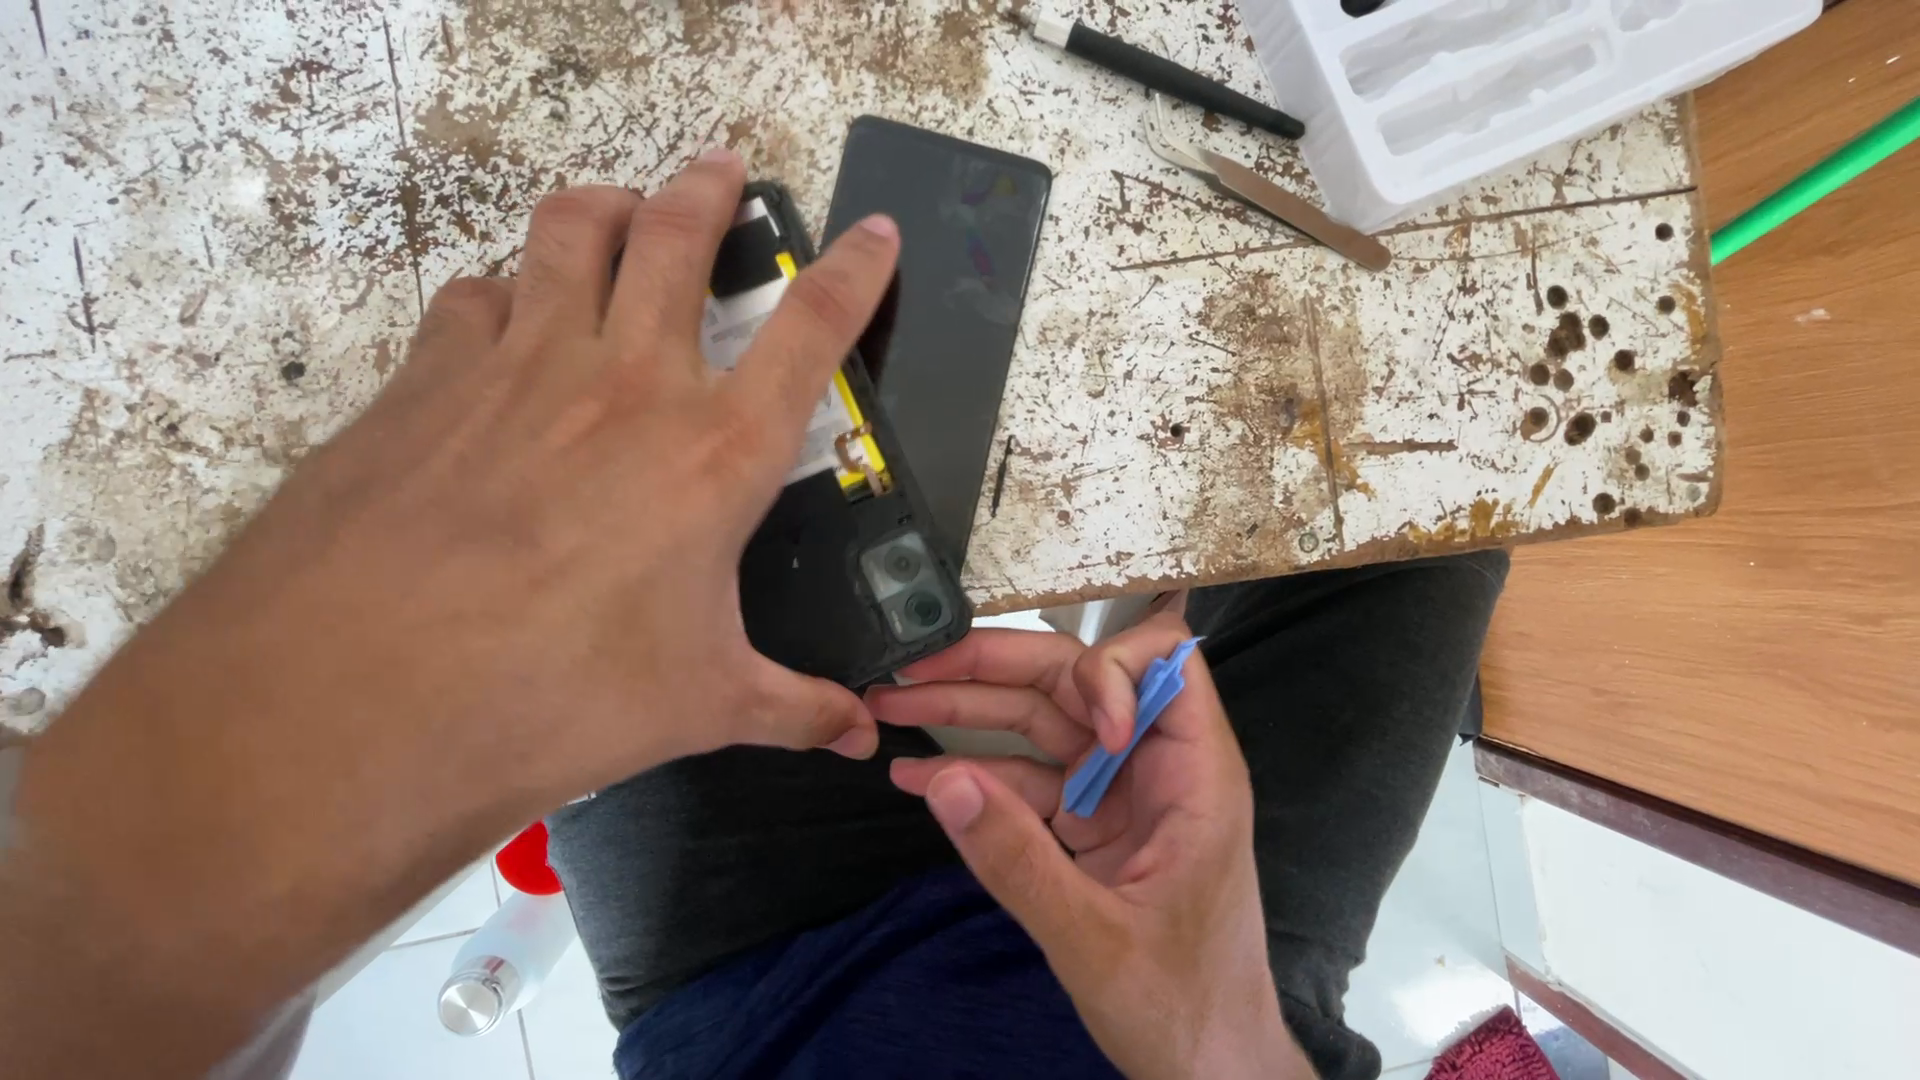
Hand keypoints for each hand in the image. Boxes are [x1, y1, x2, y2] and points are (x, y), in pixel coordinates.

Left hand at [2, 150, 898, 1076]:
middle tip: (722, 167)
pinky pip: (476, 297)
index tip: (875, 232)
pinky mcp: (426, 382)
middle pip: (677, 236)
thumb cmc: (564, 697)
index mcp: (715, 453)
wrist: (357, 704)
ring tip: (620, 209)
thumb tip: (865, 735)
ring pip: (568, 233)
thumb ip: (798, 708)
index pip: (812, 332)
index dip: (856, 274)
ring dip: (605, 207)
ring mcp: (519, 369)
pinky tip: (505, 319)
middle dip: (709, 188)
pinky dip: (504, 290)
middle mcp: (628, 384)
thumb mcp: (706, 706)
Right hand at [870, 613, 1314, 1079]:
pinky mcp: (1084, 818)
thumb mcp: (1095, 942)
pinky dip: (972, 774)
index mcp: (1192, 774)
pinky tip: (916, 776)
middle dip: (994, 668)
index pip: (1164, 664)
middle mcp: (1151, 764)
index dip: (1112, 669)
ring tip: (892, 707)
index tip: (1076, 720)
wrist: (1207, 1070)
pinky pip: (1023, 776)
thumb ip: (1019, 863)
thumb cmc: (1181, 1008)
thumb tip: (943, 781)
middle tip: (916, 667)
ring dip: (966, 712)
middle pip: (1075, 682)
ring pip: (1039, 721)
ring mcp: (1113, 789)